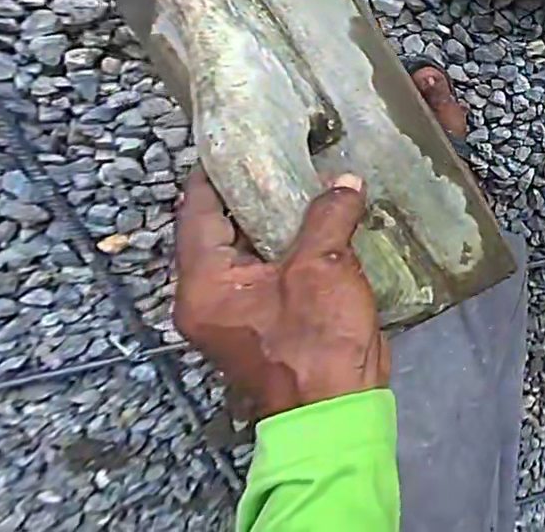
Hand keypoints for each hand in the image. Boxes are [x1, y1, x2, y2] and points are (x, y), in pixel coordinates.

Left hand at [173, 168, 388, 420]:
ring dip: (286, 212)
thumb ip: (329, 216)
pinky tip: (334, 212)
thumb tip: (346, 180)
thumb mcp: (320, 267)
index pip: (198, 218)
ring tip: (315, 172)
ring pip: (261, 244)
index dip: (211, 178)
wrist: (335, 402)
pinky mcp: (280, 309)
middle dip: (257, 189)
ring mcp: (248, 304)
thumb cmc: (313, 335)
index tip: (228, 142)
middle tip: (284, 148)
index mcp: (206, 285)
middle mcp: (217, 294)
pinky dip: (304, 235)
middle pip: (229, 228)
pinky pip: (285, 260)